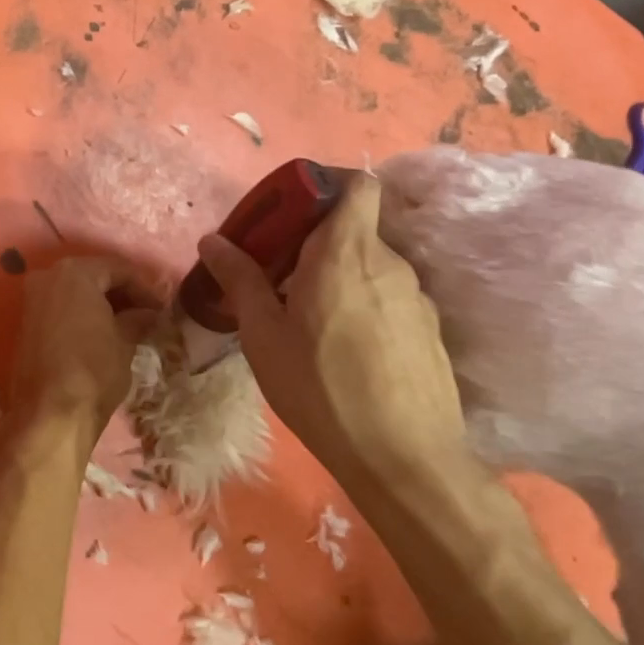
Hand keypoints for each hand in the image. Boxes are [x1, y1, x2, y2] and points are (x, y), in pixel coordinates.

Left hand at [10, 257, 155, 446]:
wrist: (50, 412)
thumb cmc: (93, 370)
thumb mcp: (125, 341)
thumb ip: (138, 319)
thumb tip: (149, 313)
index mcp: (74, 272)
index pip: (118, 269)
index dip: (144, 288)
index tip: (163, 308)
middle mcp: (47, 277)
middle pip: (94, 277)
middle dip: (122, 295)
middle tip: (149, 316)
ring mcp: (32, 299)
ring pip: (76, 292)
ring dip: (103, 305)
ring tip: (130, 327)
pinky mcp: (26, 322)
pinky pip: (61, 308)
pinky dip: (83, 315)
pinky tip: (104, 334)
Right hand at [196, 175, 468, 484]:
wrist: (406, 460)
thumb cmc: (321, 388)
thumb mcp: (263, 335)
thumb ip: (240, 279)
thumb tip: (213, 240)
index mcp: (345, 254)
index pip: (356, 185)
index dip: (325, 184)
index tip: (287, 209)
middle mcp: (388, 264)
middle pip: (352, 228)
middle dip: (312, 239)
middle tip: (273, 272)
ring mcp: (416, 298)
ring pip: (368, 265)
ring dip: (334, 274)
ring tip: (301, 315)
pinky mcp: (429, 331)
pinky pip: (386, 296)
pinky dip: (359, 303)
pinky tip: (339, 346)